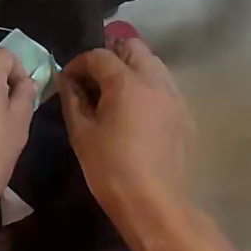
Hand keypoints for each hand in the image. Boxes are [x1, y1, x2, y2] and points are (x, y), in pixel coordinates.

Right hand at [60, 34, 193, 215]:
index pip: (99, 55)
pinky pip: (164, 86)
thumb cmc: (109, 166)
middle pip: (133, 47)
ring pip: (153, 64)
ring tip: (112, 92)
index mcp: (127, 83)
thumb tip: (65, 79)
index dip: (79, 63)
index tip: (67, 80)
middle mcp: (156, 82)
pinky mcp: (185, 114)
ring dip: (130, 68)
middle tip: (92, 78)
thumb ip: (72, 98)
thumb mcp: (80, 131)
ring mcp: (175, 97)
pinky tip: (132, 110)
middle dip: (110, 55)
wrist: (153, 202)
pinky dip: (146, 86)